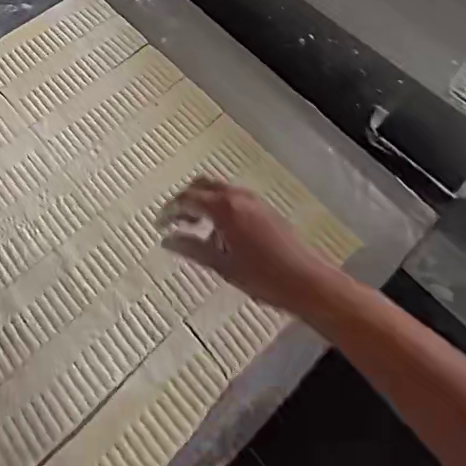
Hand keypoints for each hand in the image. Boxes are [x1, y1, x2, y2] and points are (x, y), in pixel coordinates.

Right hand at [158, 177, 341, 314]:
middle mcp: (237, 196)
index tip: (159, 224)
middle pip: (202, 185)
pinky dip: (219, 207)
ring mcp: (253, 200)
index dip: (170, 210)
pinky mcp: (264, 208)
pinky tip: (220, 234)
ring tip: (195, 230)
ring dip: (203, 203)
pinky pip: (233, 198)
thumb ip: (191, 248)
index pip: (188, 198)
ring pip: (219, 190)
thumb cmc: (262, 276)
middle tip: (174, 222)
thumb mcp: (221, 265)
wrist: (306, 280)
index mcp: (224, 207)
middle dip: (185, 200)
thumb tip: (166, 240)